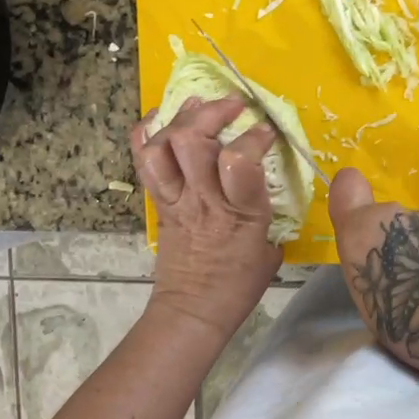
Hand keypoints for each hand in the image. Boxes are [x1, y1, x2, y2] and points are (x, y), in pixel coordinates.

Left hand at [131, 96, 282, 338]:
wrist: (193, 311)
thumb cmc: (238, 286)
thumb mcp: (271, 250)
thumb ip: (271, 214)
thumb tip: (274, 186)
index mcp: (239, 214)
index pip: (240, 160)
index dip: (254, 137)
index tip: (266, 131)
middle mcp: (203, 200)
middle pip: (192, 141)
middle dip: (212, 113)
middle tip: (232, 107)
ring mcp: (176, 200)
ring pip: (162, 145)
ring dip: (181, 118)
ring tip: (198, 107)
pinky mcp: (158, 204)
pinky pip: (144, 161)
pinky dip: (148, 134)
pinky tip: (161, 120)